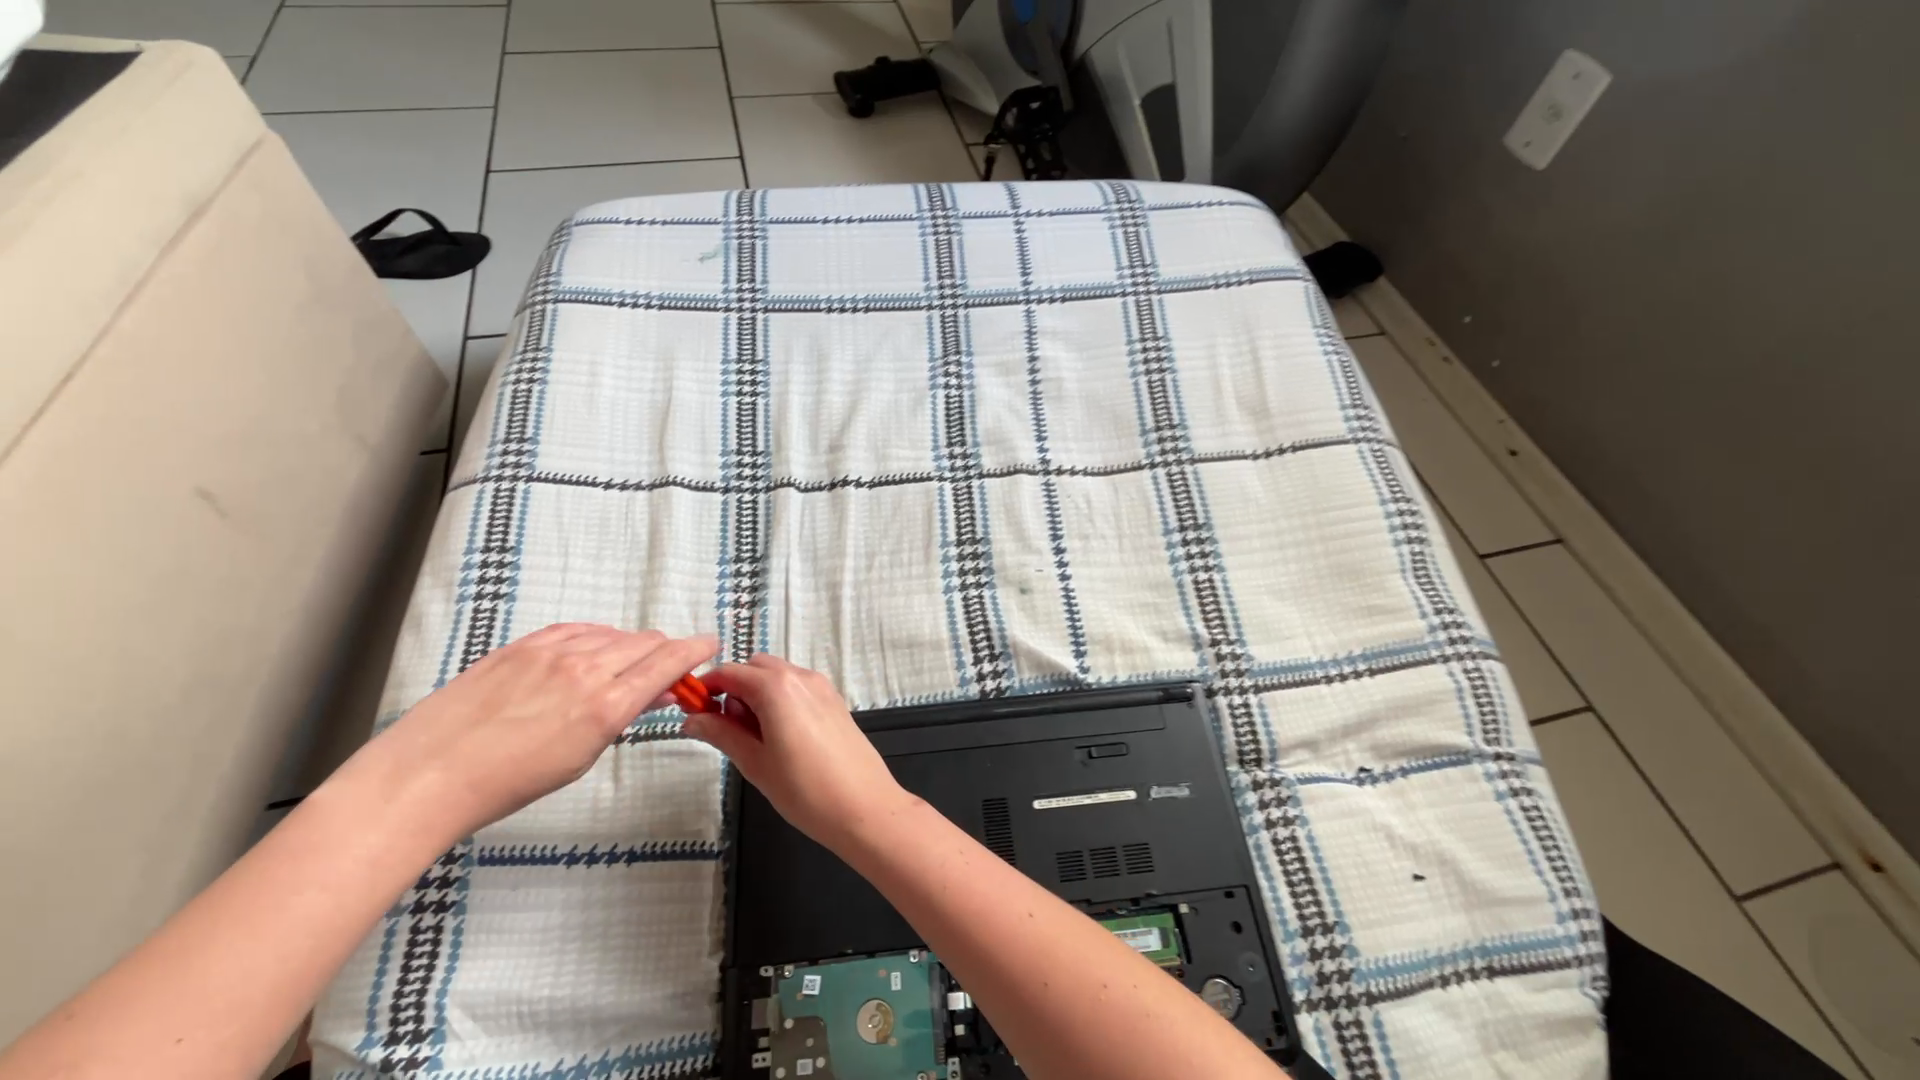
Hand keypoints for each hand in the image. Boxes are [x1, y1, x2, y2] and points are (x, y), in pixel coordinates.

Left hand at [337, 624, 716, 839]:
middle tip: (666, 670)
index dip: (695, 649)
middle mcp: (584, 669)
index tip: (710, 643)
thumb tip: (651, 696)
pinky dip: (594, 636)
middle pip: (645, 642)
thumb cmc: (505, 784)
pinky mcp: (520, 645)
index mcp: (606, 706)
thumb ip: (620, 717)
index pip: (668, 661)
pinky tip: (592, 648)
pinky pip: (574, 629)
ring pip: (611, 633)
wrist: (428, 775)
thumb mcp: (580, 758)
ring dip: (628, 646)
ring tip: (623, 667)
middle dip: (664, 652)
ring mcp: (550, 652)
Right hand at [686, 655, 914, 850]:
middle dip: (734, 690)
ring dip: (757, 695)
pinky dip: (780, 701)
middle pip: (754, 668)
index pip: (729, 672)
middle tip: (729, 732)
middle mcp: (801, 676)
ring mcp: (822, 687)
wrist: (864, 808)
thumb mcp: (755, 763)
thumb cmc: (805, 790)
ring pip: (777, 677)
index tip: (693, 714)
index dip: (706, 689)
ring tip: (756, 741)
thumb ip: (722, 734)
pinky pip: (797, 688)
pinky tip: (782, 739)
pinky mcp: (835, 702)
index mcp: (777, 687)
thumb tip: (692, 719)